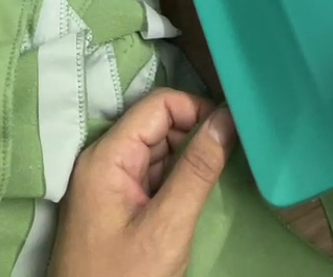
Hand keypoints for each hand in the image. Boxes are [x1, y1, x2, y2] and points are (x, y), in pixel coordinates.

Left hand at [48, 88, 236, 276]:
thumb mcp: (167, 227)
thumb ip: (197, 169)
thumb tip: (226, 118)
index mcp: (107, 156)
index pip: (158, 105)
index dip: (195, 110)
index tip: (229, 129)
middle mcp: (103, 161)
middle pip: (157, 124)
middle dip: (194, 134)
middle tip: (229, 155)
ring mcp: (108, 184)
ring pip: (157, 149)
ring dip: (188, 157)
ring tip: (216, 175)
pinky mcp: (116, 206)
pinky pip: (152, 174)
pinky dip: (176, 178)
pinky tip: (195, 194)